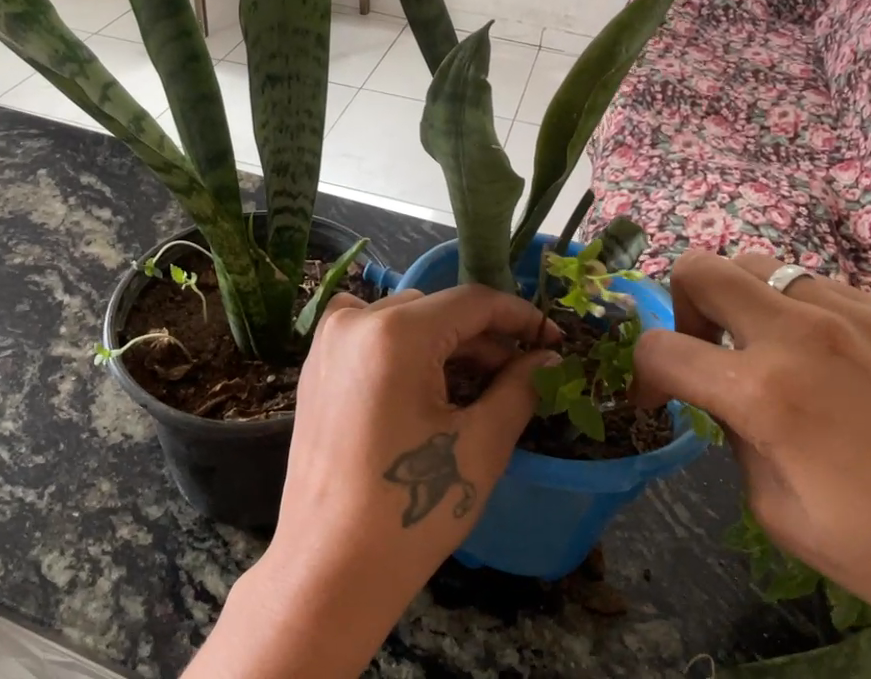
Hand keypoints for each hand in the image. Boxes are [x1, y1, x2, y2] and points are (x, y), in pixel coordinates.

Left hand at [187, 286, 558, 678]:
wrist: (330, 568)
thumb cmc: (411, 509)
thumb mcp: (480, 445)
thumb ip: (520, 388)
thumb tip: (550, 359)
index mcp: (395, 332)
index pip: (472, 302)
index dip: (520, 317)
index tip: (555, 341)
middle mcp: (354, 322)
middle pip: (437, 311)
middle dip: (484, 339)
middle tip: (522, 376)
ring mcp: (327, 344)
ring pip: (404, 322)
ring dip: (446, 346)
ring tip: (479, 388)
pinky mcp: (315, 369)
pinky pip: (370, 338)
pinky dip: (404, 351)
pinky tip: (426, 388)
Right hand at [634, 252, 870, 677]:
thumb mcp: (786, 519)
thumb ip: (738, 445)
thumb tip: (733, 408)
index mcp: (766, 392)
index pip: (661, 349)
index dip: (643, 376)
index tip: (660, 402)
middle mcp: (801, 331)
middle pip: (699, 267)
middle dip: (682, 307)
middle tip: (709, 356)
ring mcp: (855, 312)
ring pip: (759, 264)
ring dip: (742, 304)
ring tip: (770, 358)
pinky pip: (819, 286)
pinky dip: (799, 312)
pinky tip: (834, 368)